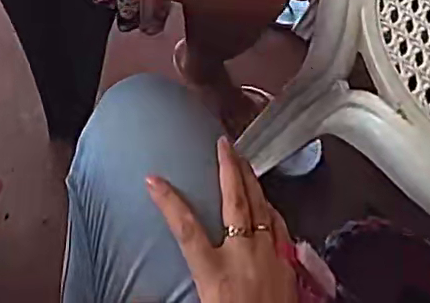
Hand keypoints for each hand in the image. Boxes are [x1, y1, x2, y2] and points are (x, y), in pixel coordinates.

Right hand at [147, 137, 297, 302]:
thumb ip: (173, 295)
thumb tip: (139, 294)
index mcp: (216, 276)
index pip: (185, 228)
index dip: (168, 200)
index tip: (152, 179)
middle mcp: (244, 260)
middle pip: (235, 201)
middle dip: (227, 166)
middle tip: (222, 142)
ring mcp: (271, 261)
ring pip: (262, 207)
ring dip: (252, 180)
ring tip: (244, 159)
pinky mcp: (289, 269)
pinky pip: (280, 226)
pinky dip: (270, 207)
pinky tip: (267, 201)